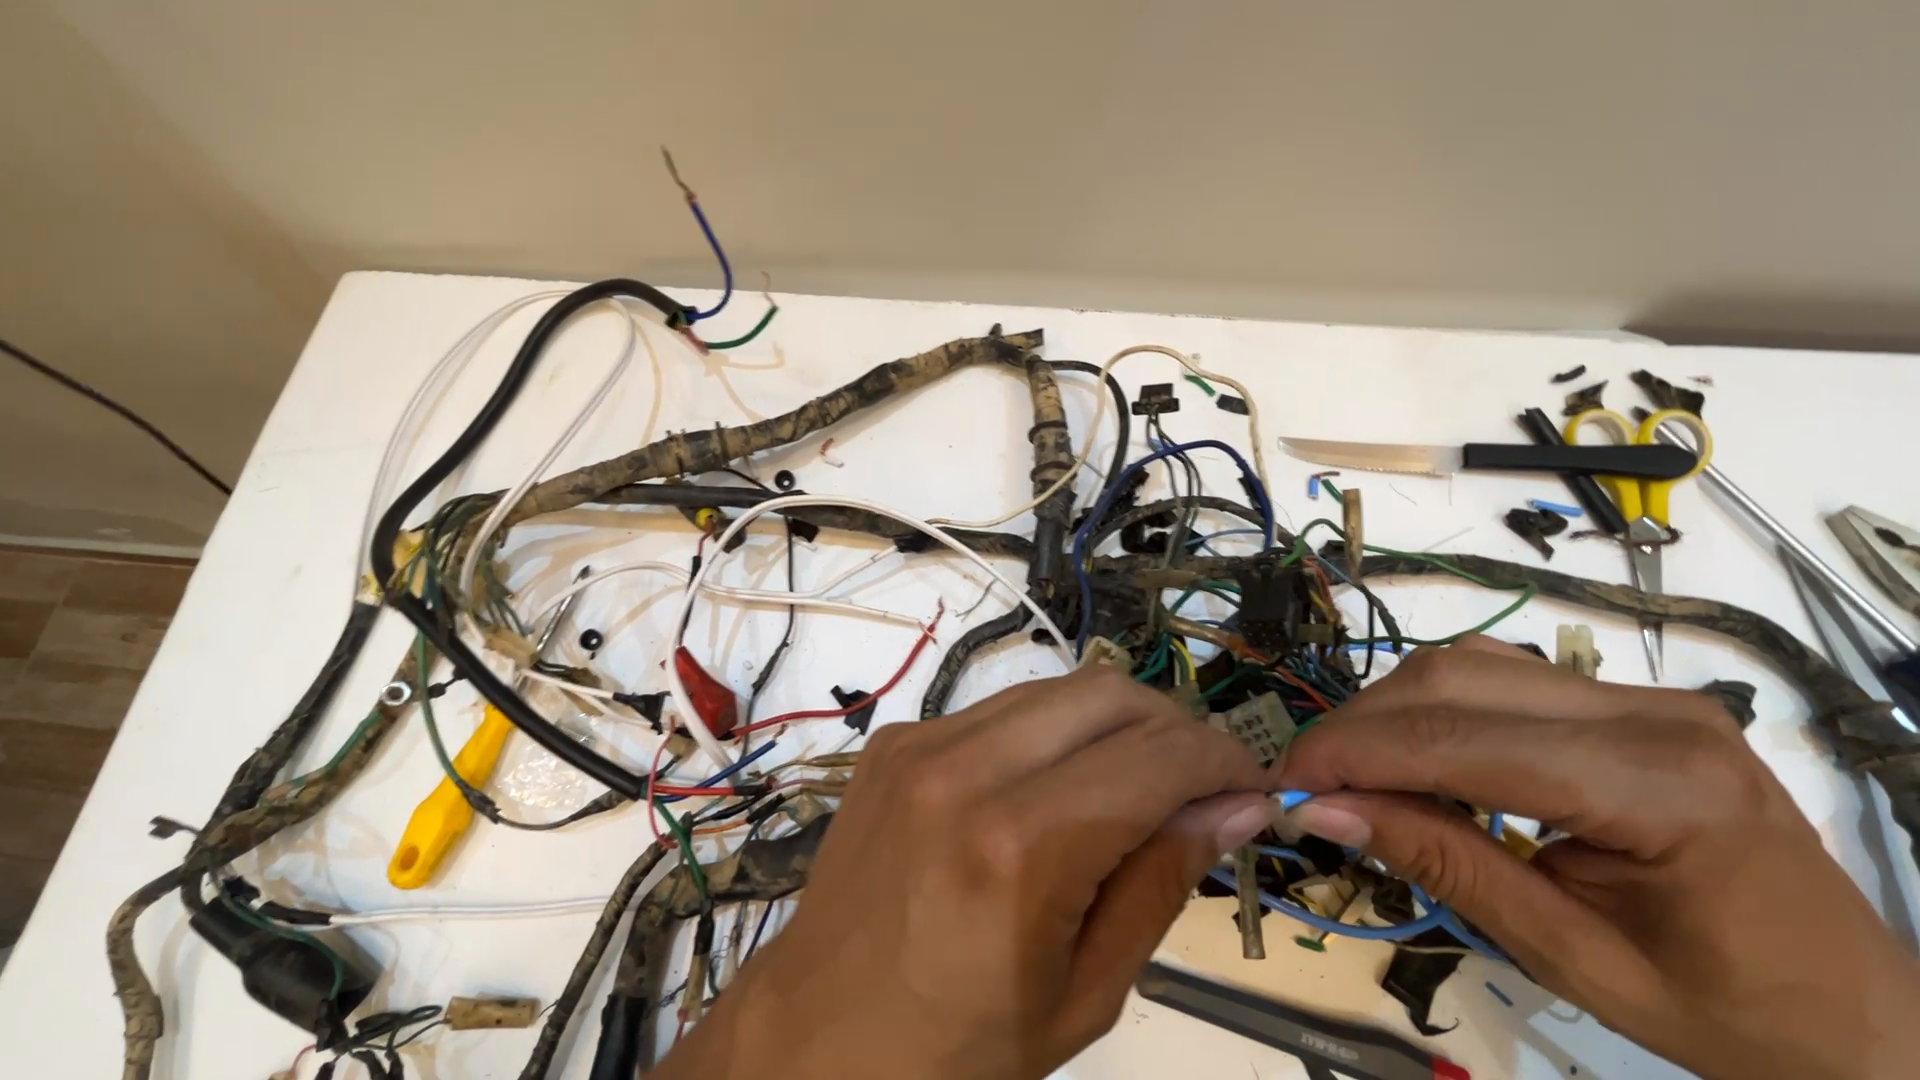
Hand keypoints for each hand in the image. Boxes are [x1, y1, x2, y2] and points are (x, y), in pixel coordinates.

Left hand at [651, 665, 1272, 1079]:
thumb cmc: (960, 1043)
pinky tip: (1052, 784)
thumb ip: (1162, 881)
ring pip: (1056, 688)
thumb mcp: (1085, 992)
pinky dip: (1049, 731)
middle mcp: (965, 769)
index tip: (1251, 785)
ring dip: (1113, 722)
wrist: (820, 1034)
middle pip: (1109, 693)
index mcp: (1019, 846)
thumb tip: (1236, 805)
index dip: (1222, 760)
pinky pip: (1000, 709)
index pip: (1158, 756)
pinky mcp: (894, 740)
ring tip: (1132, 781)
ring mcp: (920, 742)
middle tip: (1197, 782)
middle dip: (1174, 725)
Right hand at [1276, 636, 1919, 1079]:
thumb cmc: (1728, 1012)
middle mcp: (1652, 711)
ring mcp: (1645, 695)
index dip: (1353, 752)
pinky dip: (1432, 710)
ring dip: (1389, 712)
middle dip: (1359, 726)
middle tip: (1302, 781)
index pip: (1459, 740)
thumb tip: (1321, 808)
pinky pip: (1500, 678)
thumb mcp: (1570, 957)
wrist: (1862, 1015)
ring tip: (1348, 772)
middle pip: (1454, 680)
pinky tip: (1412, 757)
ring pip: (1468, 664)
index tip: (1281, 781)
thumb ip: (1442, 864)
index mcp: (1657, 784)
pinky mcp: (1631, 700)